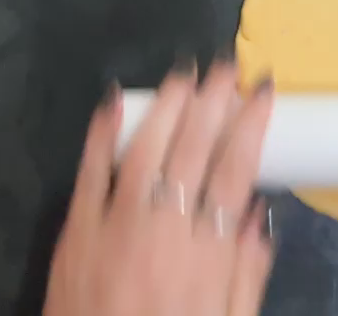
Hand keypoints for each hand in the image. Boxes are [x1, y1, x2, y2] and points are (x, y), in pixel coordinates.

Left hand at [44, 60, 275, 315]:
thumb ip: (247, 273)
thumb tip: (261, 211)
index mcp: (206, 254)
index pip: (236, 169)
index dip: (251, 123)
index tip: (262, 88)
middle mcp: (163, 229)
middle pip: (194, 148)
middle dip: (213, 99)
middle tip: (226, 64)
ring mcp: (114, 226)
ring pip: (146, 148)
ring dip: (168, 104)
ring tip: (185, 71)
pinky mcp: (74, 232)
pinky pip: (89, 172)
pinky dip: (102, 133)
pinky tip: (114, 100)